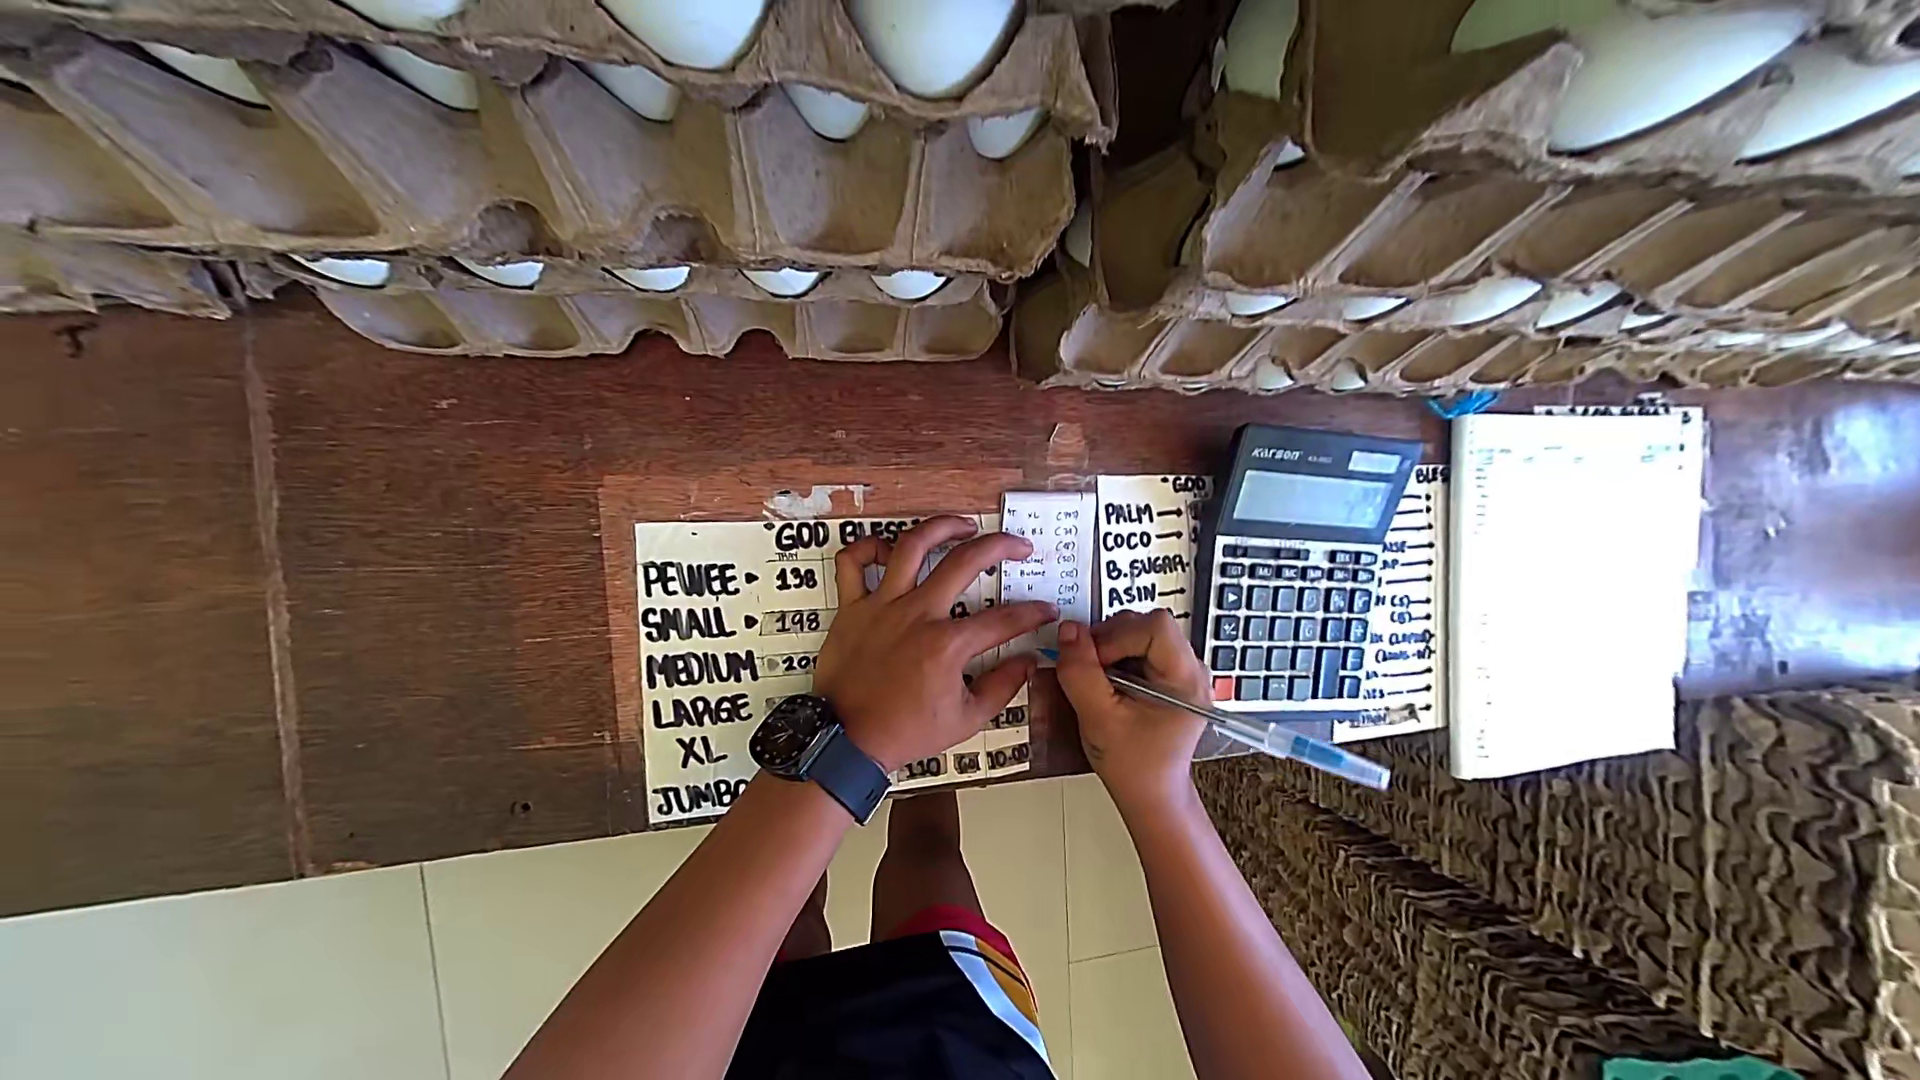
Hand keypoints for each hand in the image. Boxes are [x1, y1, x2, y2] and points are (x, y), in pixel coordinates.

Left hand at [812, 516, 1055, 772]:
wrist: (846, 741)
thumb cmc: (905, 731)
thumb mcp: (966, 719)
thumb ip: (1003, 686)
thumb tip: (1029, 661)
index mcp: (948, 644)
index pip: (1005, 619)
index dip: (1033, 613)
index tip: (1045, 609)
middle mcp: (918, 614)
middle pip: (966, 561)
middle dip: (1002, 546)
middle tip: (1020, 546)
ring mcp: (882, 605)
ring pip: (912, 546)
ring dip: (942, 527)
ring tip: (964, 524)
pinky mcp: (852, 607)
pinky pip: (853, 563)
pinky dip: (867, 547)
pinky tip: (887, 547)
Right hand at [1054, 610, 1210, 813]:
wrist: (1150, 793)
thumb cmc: (1136, 767)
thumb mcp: (1099, 719)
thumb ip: (1081, 672)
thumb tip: (1069, 632)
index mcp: (1185, 679)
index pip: (1154, 627)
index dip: (1117, 636)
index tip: (1096, 660)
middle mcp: (1188, 669)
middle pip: (1145, 623)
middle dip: (1109, 640)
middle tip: (1092, 669)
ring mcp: (1177, 670)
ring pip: (1137, 631)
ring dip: (1109, 648)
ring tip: (1100, 681)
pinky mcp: (1163, 674)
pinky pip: (1135, 646)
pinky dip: (1113, 657)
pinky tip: (1107, 684)